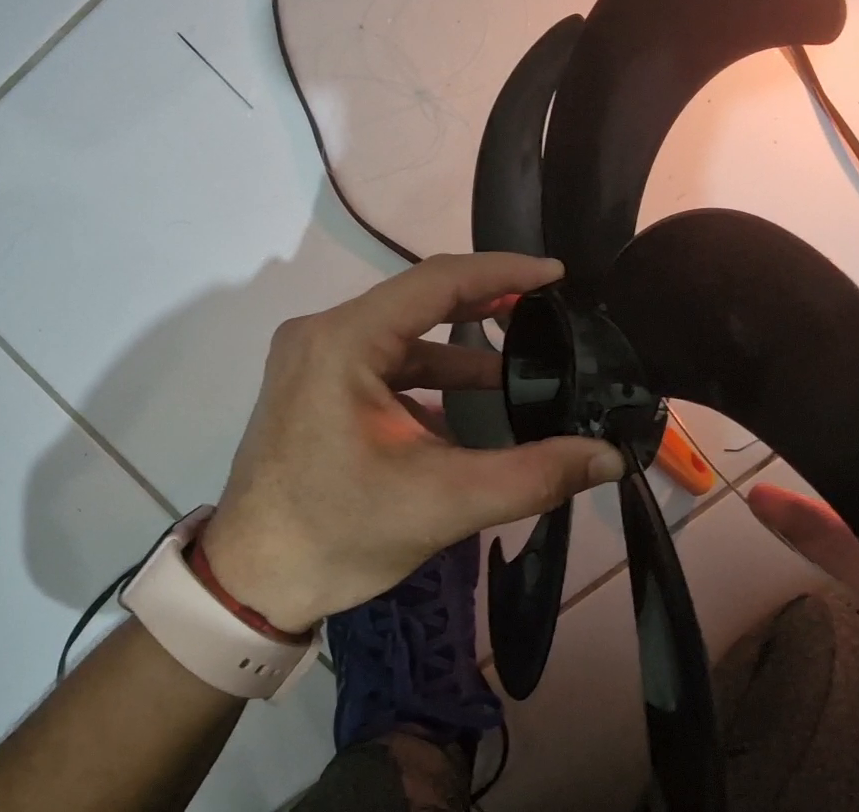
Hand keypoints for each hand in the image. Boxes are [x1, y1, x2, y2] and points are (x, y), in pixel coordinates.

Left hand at [198, 253, 625, 633]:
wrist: (249, 585)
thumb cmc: (338, 535)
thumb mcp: (443, 503)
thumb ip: (533, 475)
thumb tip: (609, 457)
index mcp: (344, 341)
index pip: (437, 280)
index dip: (503, 271)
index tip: (557, 274)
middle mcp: (322, 334)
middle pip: (418, 302)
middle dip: (485, 305)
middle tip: (548, 310)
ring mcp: (311, 359)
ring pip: (401, 337)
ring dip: (458, 353)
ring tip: (521, 370)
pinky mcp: (312, 387)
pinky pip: (382, 365)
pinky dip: (426, 381)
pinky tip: (465, 413)